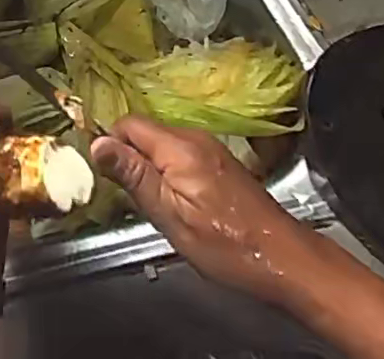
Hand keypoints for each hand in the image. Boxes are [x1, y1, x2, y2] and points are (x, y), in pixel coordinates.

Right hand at [92, 115, 293, 293]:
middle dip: (130, 156)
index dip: (111, 144)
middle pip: (144, 131)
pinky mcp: (218, 160)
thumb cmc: (225, 245)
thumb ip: (134, 176)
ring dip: (149, 164)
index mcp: (178, 146)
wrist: (285, 259)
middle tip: (130, 195)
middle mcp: (193, 136)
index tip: (106, 174)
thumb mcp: (170, 216)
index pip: (128, 124)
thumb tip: (97, 144)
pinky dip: (168, 169)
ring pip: (161, 142)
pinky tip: (177, 199)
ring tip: (153, 201)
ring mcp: (209, 146)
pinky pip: (179, 152)